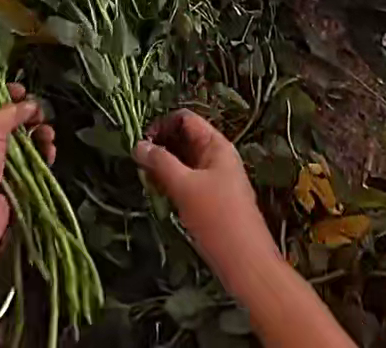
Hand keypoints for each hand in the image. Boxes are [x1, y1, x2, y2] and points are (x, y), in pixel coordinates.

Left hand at [0, 83, 55, 258]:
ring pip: (18, 146)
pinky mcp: (5, 189)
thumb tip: (29, 103)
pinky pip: (25, 169)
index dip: (4, 95)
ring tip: (49, 135)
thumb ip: (9, 113)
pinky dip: (38, 159)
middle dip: (25, 118)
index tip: (24, 90)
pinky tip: (50, 154)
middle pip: (4, 125)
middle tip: (42, 114)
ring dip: (35, 137)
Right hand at [133, 110, 272, 272]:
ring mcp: (215, 179)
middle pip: (183, 139)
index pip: (185, 119)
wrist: (248, 267)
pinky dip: (171, 182)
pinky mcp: (211, 199)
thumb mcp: (184, 186)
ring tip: (146, 179)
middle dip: (160, 147)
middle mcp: (216, 157)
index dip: (162, 124)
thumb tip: (138, 144)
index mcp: (216, 146)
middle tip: (140, 162)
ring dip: (163, 166)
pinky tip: (158, 193)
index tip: (143, 142)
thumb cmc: (218, 219)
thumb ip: (160, 162)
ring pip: (183, 161)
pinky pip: (187, 180)